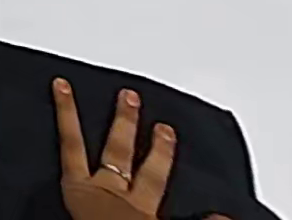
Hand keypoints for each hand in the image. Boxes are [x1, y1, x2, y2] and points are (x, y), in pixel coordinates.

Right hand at [52, 77, 192, 219]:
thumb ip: (80, 186)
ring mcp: (139, 211)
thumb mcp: (79, 210)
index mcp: (83, 192)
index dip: (66, 113)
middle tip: (129, 97)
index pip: (71, 144)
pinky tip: (228, 215)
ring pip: (149, 174)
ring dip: (160, 151)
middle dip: (123, 122)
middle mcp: (112, 196)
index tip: (63, 86)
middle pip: (117, 150)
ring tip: (166, 129)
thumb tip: (99, 181)